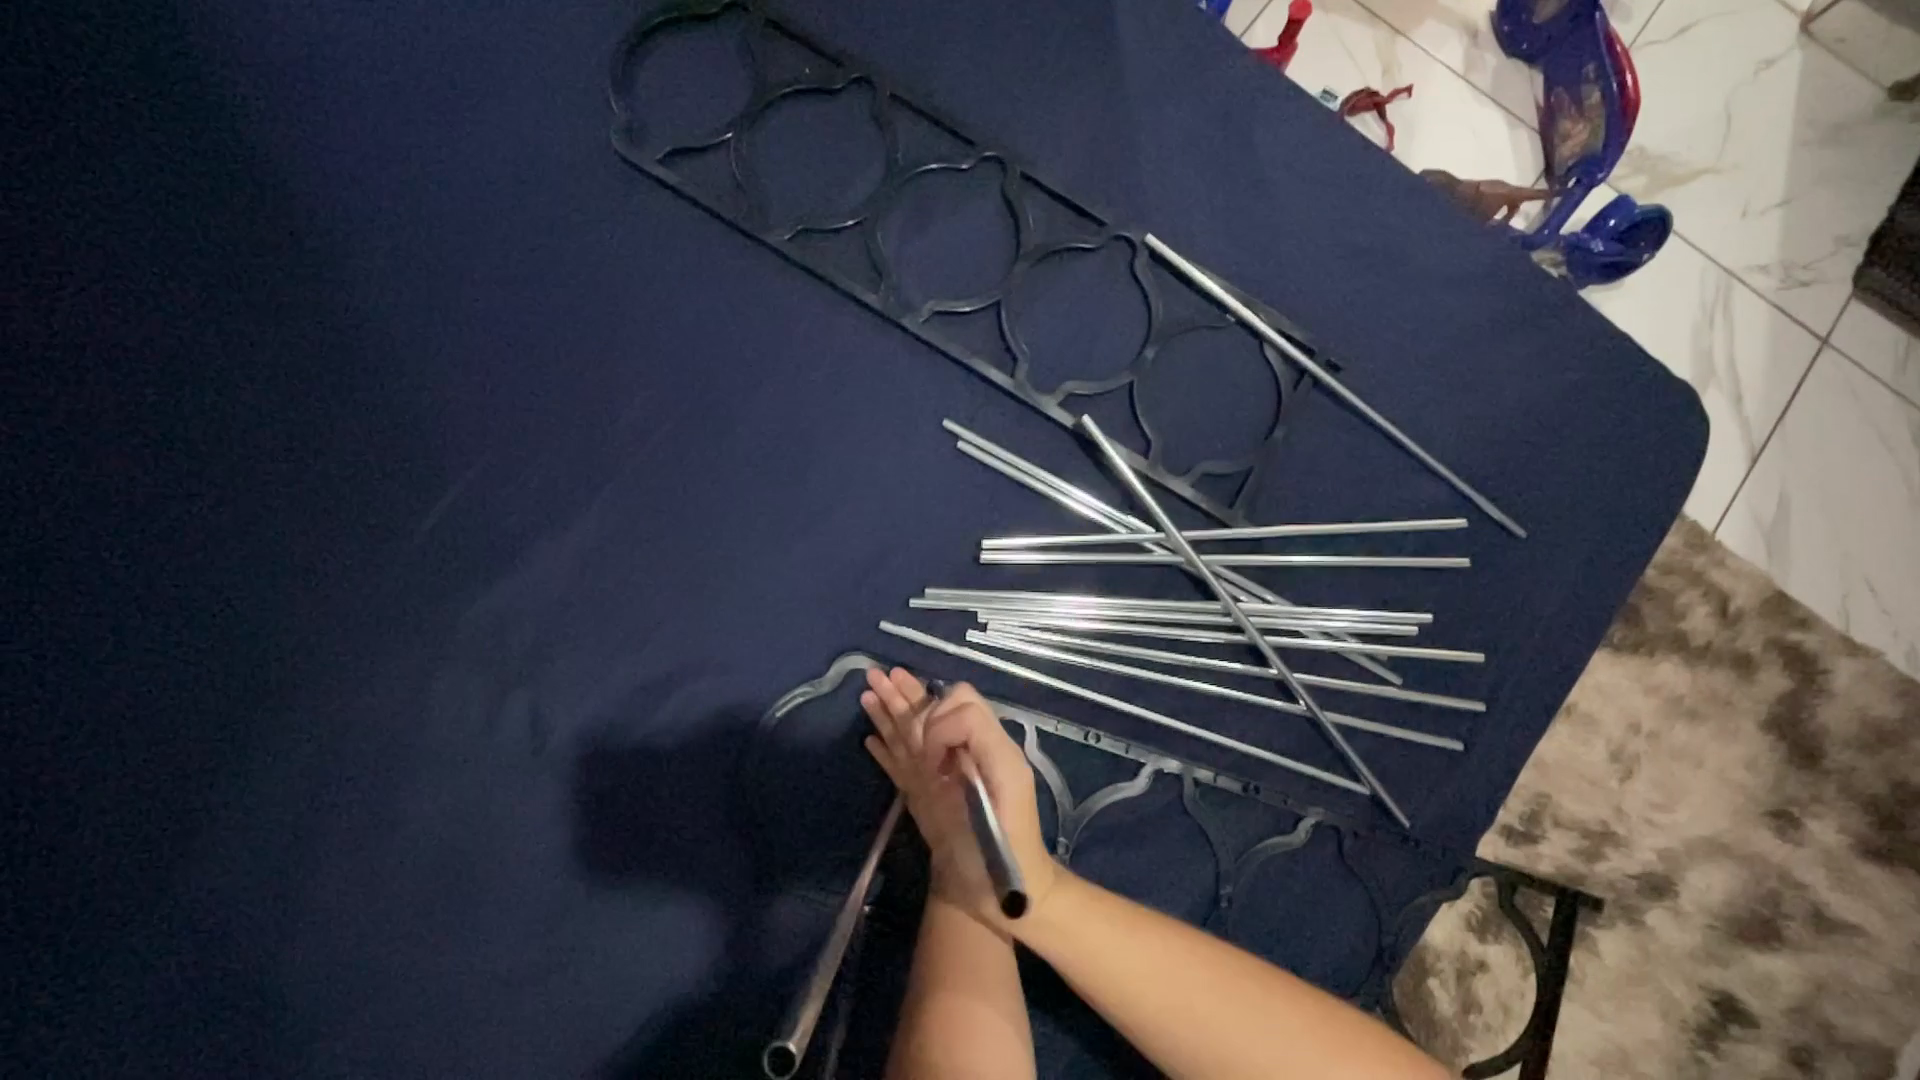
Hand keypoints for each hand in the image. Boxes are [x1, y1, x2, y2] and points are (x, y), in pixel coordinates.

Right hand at [860, 668, 1059, 932]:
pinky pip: (904, 767)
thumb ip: (979, 742)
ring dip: (892, 712)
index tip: (934, 761)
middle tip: (877, 676)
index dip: (940, 723)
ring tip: (868, 692)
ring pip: (914, 735)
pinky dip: (887, 750)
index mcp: (989, 748)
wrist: (1005, 898)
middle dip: (906, 695)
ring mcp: (943, 780)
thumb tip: (936, 728)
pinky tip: (870, 739)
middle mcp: (964, 757)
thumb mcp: (1005, 783)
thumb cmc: (1009, 845)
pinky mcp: (929, 802)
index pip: (960, 708)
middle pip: (932, 713)